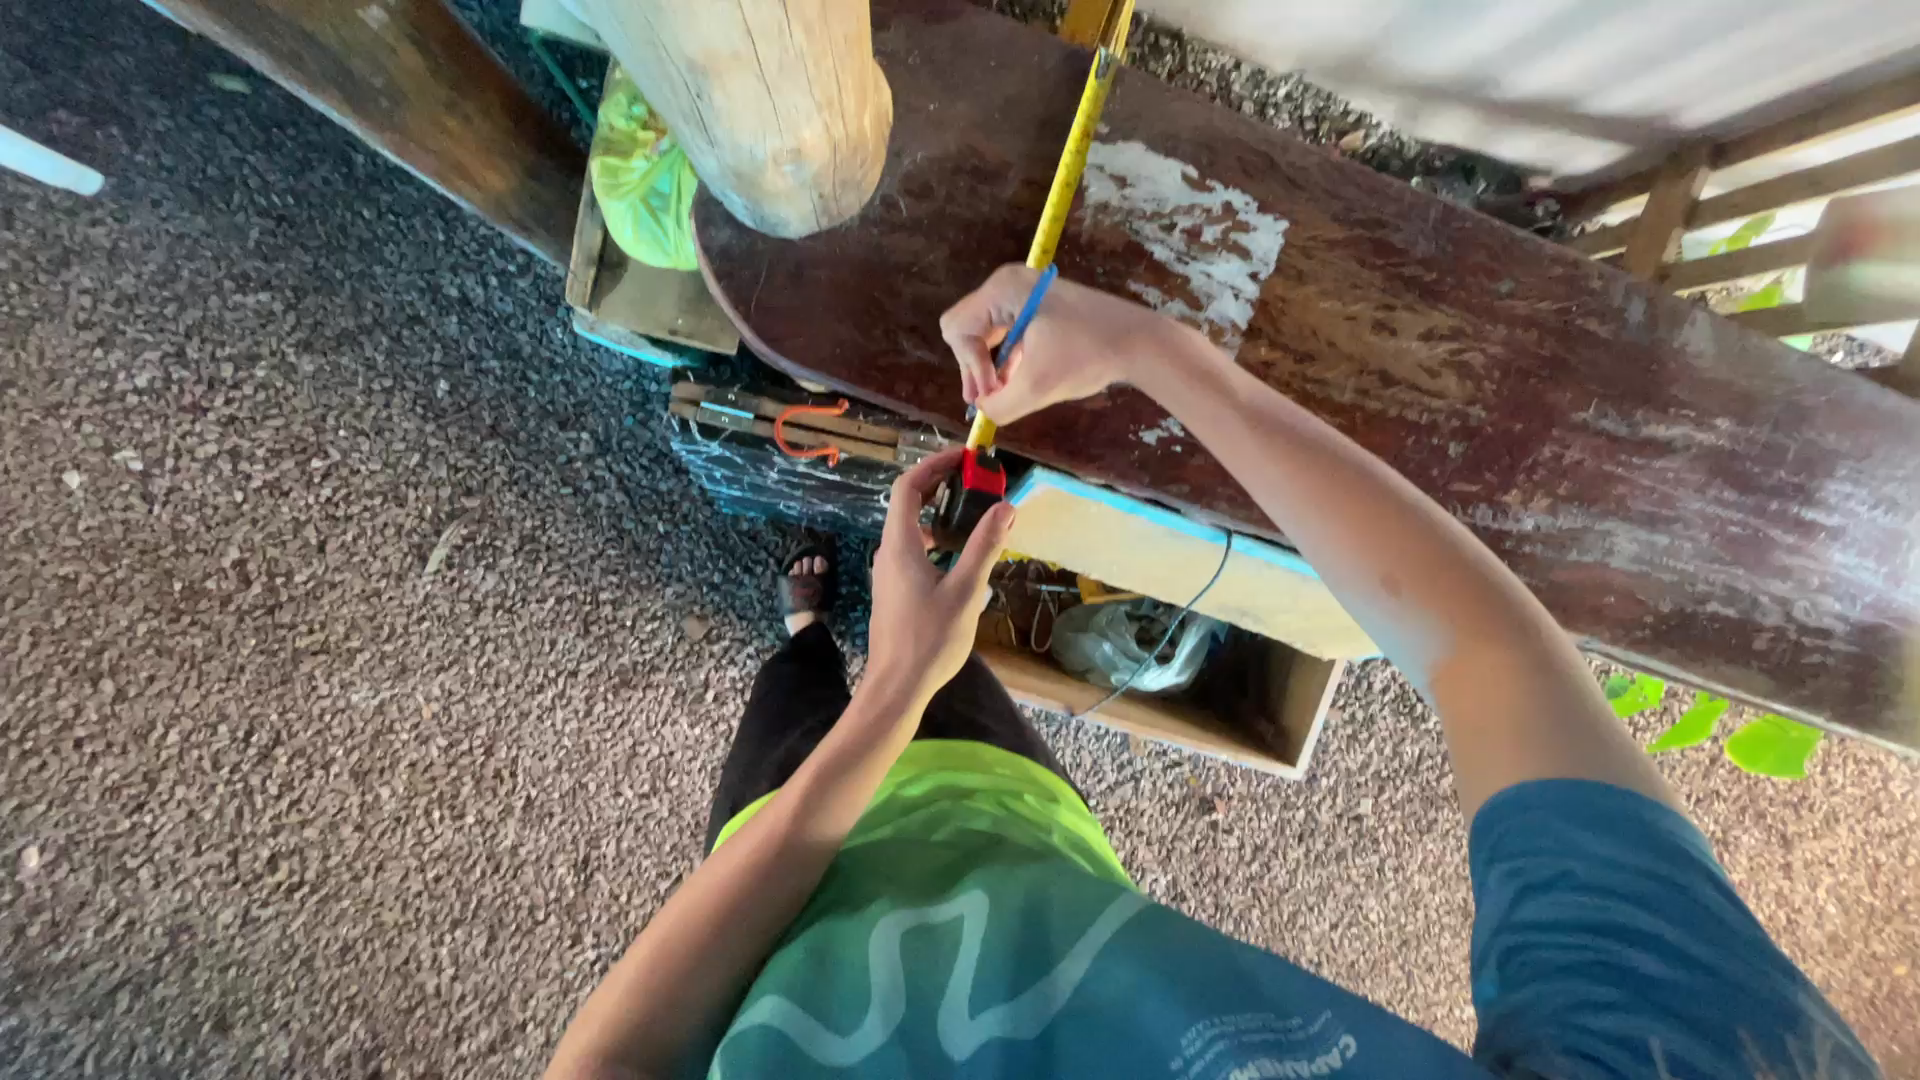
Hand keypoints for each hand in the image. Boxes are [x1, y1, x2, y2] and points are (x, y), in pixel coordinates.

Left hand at [864, 447, 1015, 707]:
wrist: (896, 686)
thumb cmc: (929, 640)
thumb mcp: (965, 591)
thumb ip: (984, 547)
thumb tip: (1005, 507)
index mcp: (899, 545)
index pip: (908, 487)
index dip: (934, 465)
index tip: (965, 458)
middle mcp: (888, 552)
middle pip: (908, 503)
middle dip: (941, 485)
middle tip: (976, 480)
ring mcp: (888, 572)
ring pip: (911, 528)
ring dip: (939, 513)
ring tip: (973, 512)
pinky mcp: (894, 590)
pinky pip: (913, 549)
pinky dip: (936, 538)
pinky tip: (959, 555)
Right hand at [939, 263, 1189, 422]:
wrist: (1138, 342)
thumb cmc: (1088, 356)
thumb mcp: (1038, 387)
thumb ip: (999, 405)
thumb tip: (983, 409)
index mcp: (1003, 289)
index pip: (957, 330)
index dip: (969, 366)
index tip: (994, 390)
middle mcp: (1007, 285)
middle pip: (965, 331)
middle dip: (974, 367)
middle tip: (992, 396)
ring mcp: (1022, 294)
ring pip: (983, 336)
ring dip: (990, 368)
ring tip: (1006, 392)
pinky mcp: (1036, 308)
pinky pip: (1003, 337)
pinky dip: (1006, 362)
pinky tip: (1020, 381)